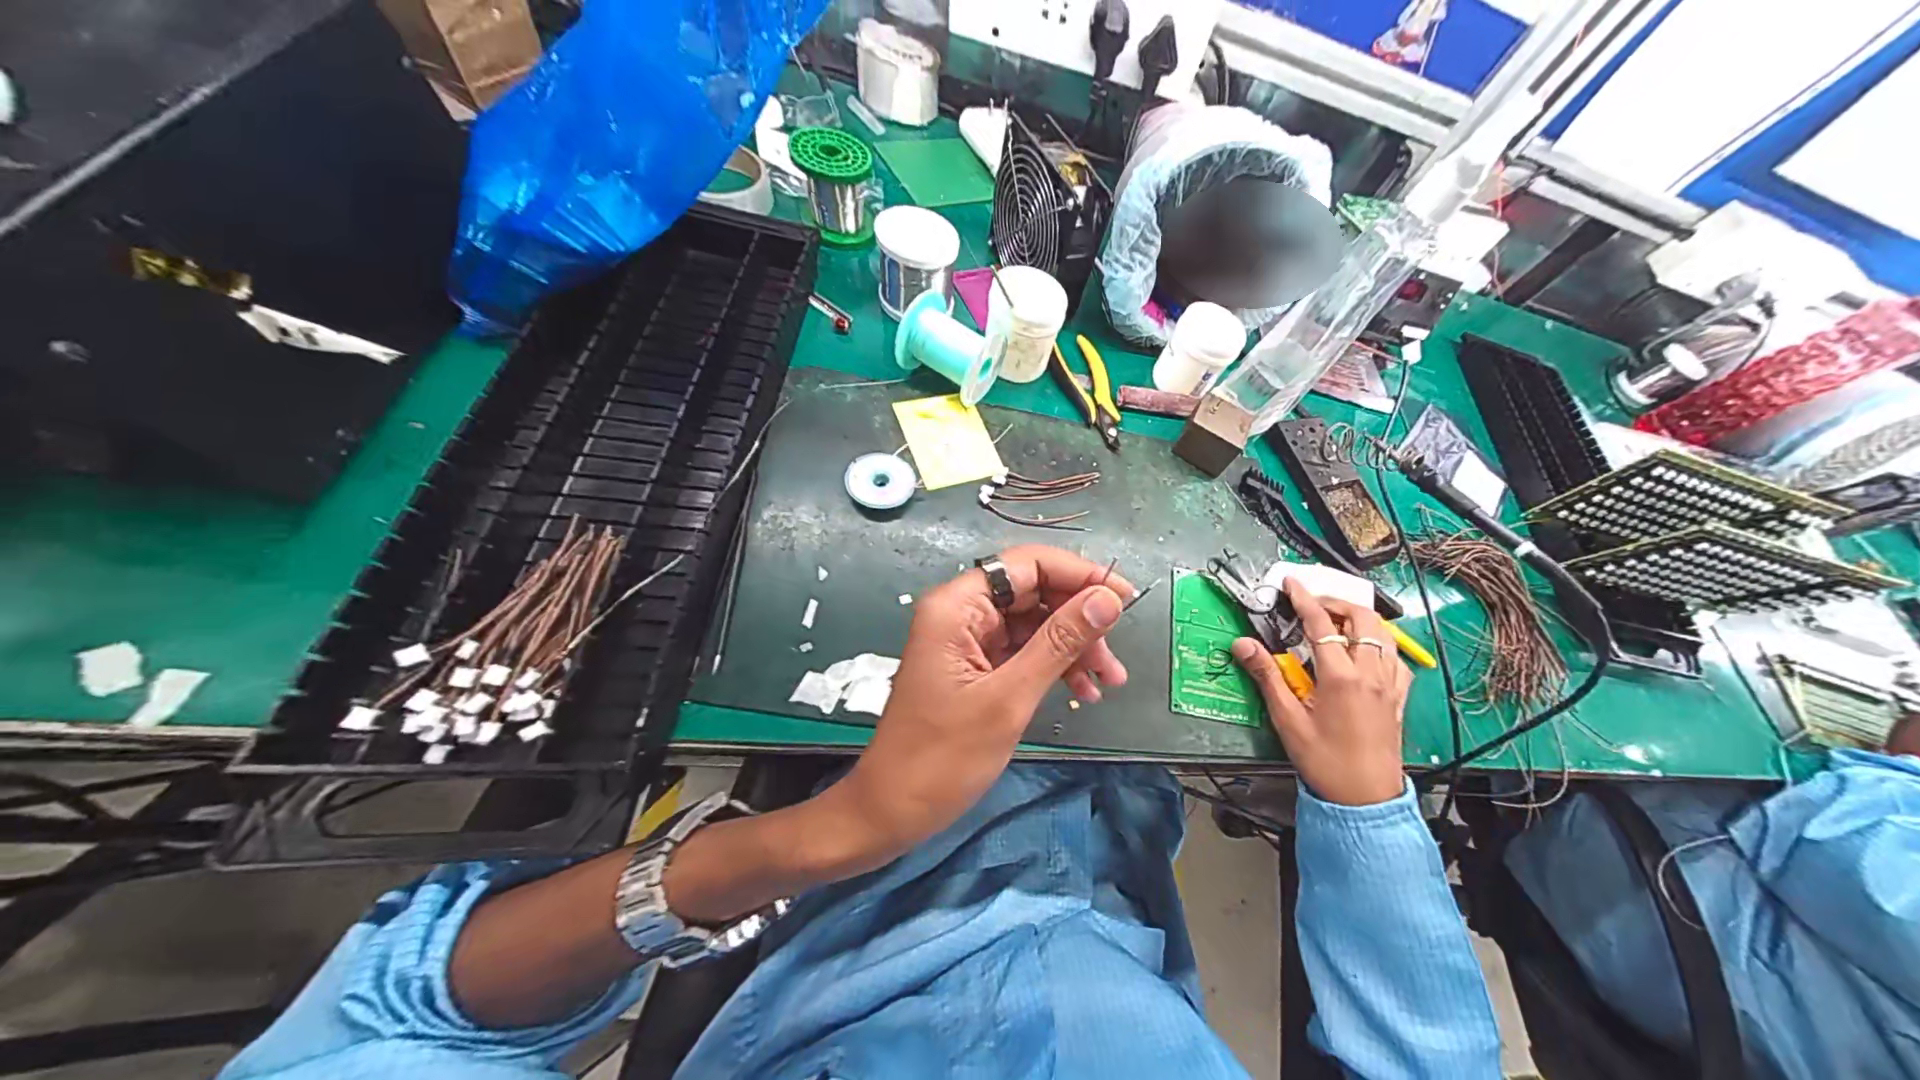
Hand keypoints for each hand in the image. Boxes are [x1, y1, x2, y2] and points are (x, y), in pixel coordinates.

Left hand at [826, 545, 1133, 865]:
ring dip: (1073, 647)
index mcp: (957, 606)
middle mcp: (961, 613)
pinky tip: (1083, 690)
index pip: (1026, 565)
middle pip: (1033, 592)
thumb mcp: (1009, 698)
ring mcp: (967, 640)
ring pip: (1033, 624)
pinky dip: (1054, 666)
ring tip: (1108, 681)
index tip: (1123, 599)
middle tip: (1114, 657)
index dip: (1078, 575)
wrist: (892, 810)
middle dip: (1079, 620)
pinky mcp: (974, 666)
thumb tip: (1108, 600)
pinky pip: (1023, 651)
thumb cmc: (943, 757)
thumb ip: (1059, 643)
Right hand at [1232, 580, 1410, 805]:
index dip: (1303, 599)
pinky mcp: (1399, 697)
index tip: (1291, 584)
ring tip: (1336, 621)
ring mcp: (1390, 685)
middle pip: (1361, 619)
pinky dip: (1380, 643)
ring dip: (1359, 619)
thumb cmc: (1323, 760)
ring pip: (1384, 634)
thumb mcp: (1287, 718)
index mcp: (1341, 676)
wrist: (1365, 799)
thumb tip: (1242, 643)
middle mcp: (1371, 673)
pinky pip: (1396, 658)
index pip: (1320, 624)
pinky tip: (1366, 651)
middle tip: (1311, 604)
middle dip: (1336, 603)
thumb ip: (1267, 675)